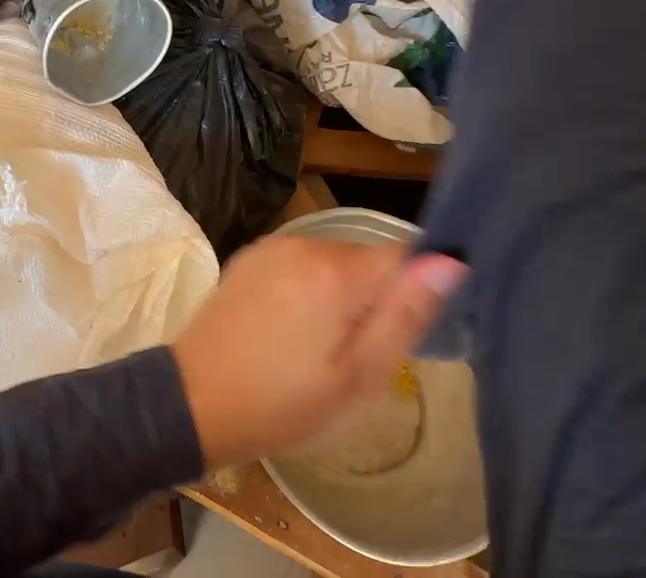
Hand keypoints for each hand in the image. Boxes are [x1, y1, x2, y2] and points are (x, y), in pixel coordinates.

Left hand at [170, 236, 467, 469]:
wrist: (196, 399)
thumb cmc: (285, 401)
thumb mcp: (360, 375)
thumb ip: (405, 315)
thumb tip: (449, 262)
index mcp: (335, 270)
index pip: (405, 256)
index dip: (417, 290)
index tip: (408, 330)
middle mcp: (302, 245)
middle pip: (366, 261)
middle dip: (375, 299)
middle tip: (361, 355)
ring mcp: (269, 249)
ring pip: (332, 264)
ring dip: (341, 297)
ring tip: (323, 350)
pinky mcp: (246, 260)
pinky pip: (298, 267)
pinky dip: (307, 292)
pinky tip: (292, 333)